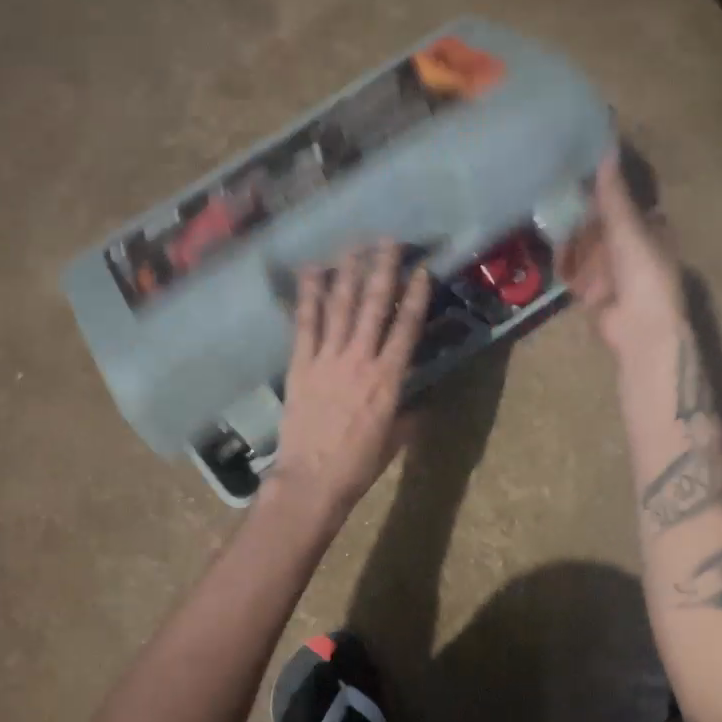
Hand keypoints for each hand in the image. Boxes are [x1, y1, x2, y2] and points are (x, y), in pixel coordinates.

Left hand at [269, 241, 430, 521]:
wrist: (313, 480)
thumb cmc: (359, 466)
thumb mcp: (394, 440)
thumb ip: (407, 416)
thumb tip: (418, 405)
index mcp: (388, 380)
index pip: (406, 329)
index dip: (415, 297)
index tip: (421, 271)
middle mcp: (360, 360)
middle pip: (374, 307)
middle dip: (382, 270)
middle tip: (388, 241)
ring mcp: (327, 359)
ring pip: (341, 307)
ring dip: (348, 273)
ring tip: (354, 246)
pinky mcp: (300, 365)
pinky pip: (306, 324)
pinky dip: (309, 296)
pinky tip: (312, 272)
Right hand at [562, 152, 687, 363]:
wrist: (638, 328)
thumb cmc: (643, 273)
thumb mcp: (628, 227)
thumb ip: (614, 194)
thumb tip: (606, 149)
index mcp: (650, 229)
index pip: (624, 202)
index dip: (604, 188)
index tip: (579, 170)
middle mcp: (631, 248)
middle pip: (600, 224)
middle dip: (581, 214)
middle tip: (555, 191)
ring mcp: (611, 272)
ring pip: (585, 247)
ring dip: (570, 238)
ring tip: (548, 218)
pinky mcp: (594, 292)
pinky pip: (575, 272)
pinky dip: (565, 264)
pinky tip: (554, 253)